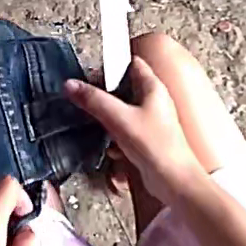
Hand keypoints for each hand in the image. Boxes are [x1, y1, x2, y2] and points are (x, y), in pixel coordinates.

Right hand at [65, 57, 207, 203]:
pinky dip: (115, 139)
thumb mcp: (119, 118)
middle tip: (89, 102)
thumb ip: (94, 100)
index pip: (131, 64)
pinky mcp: (145, 140)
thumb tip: (72, 85)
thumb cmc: (158, 147)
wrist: (173, 181)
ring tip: (101, 128)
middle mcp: (153, 102)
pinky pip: (123, 132)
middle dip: (104, 98)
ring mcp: (150, 121)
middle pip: (122, 89)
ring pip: (121, 112)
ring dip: (108, 121)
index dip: (111, 66)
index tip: (91, 75)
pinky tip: (113, 149)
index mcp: (153, 88)